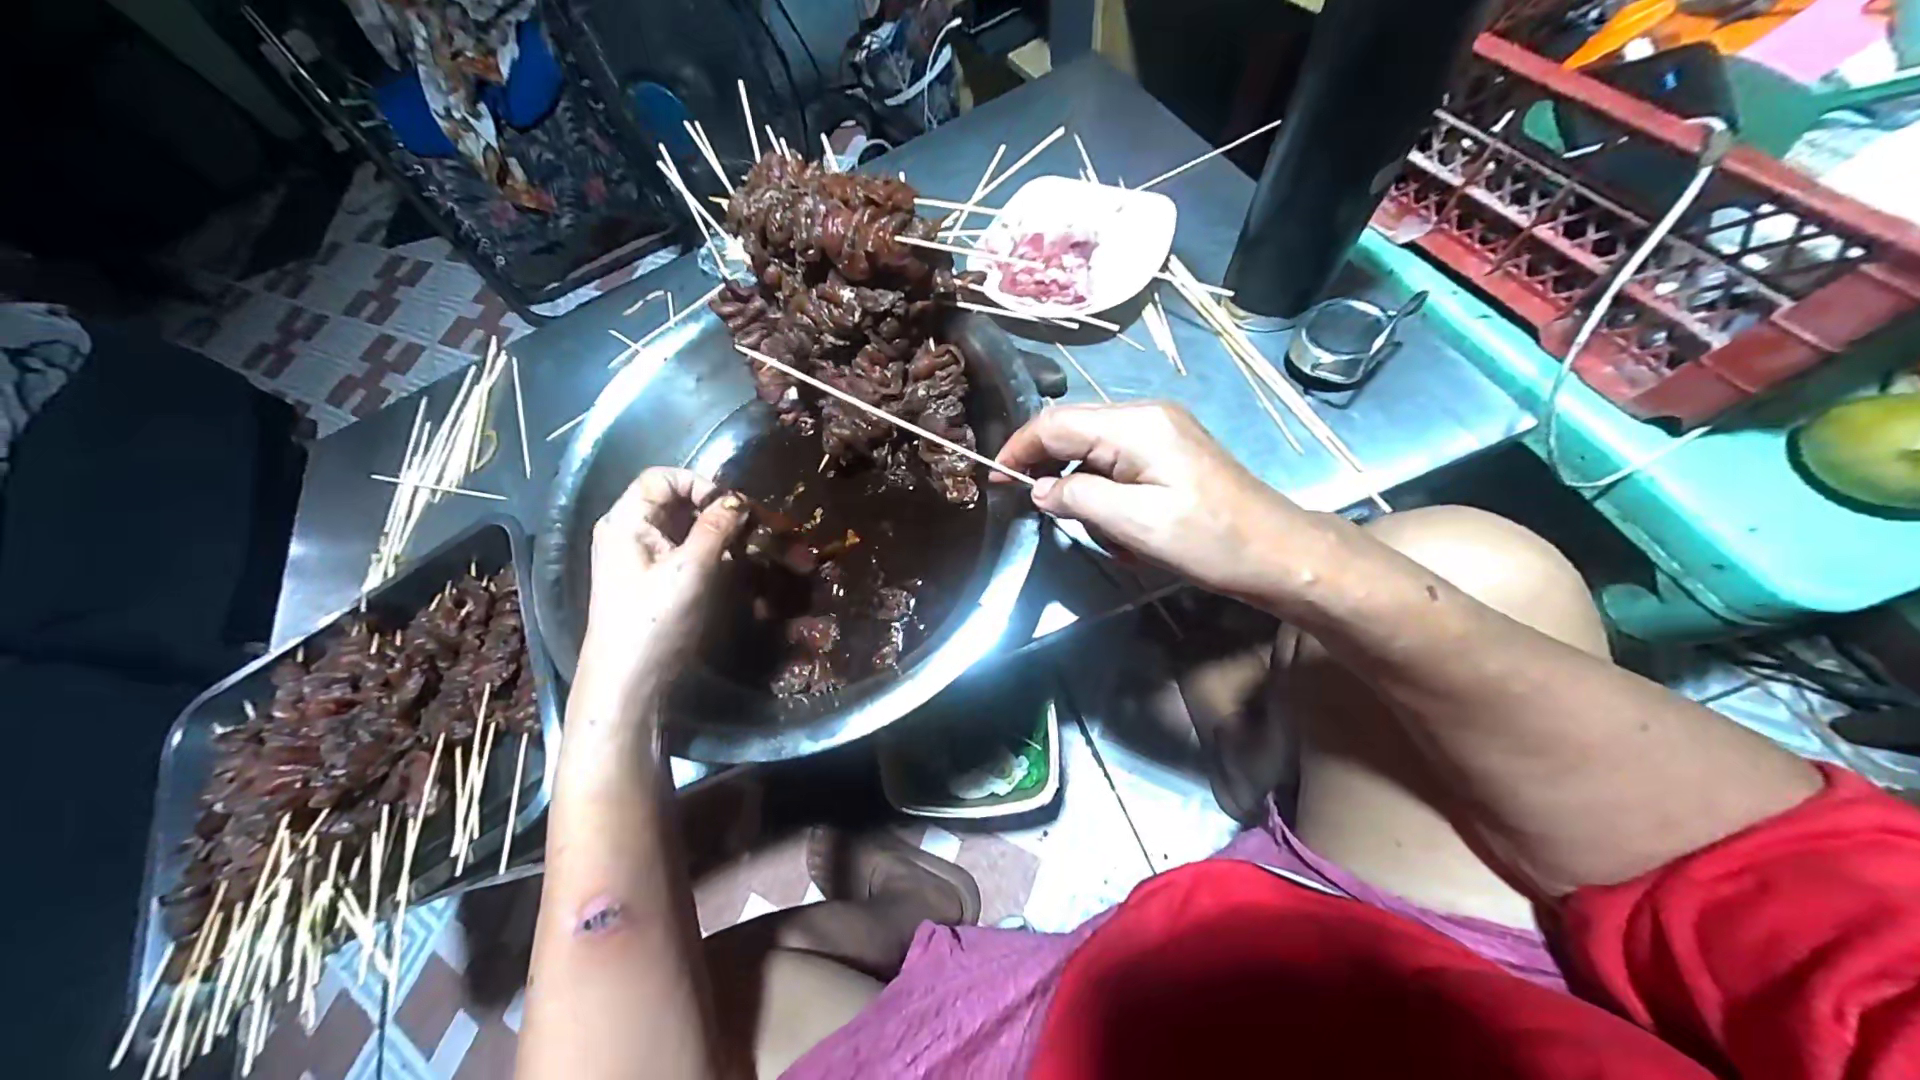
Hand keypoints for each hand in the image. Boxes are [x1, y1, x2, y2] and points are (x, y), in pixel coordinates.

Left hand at [576, 467, 747, 707]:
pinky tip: (743, 571)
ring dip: (726, 537)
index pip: (662, 478)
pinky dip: (719, 558)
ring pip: (691, 531)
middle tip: (757, 528)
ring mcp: (646, 560)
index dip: (698, 484)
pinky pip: (692, 556)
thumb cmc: (653, 620)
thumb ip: (716, 528)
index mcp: (627, 521)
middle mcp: (634, 534)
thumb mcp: (690, 569)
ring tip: (759, 551)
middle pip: (679, 504)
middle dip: (721, 513)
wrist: (629, 682)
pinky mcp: (660, 582)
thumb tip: (737, 499)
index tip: (731, 507)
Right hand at [995, 403, 1336, 608]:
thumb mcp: (1135, 523)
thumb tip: (1039, 490)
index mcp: (1136, 425)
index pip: (1056, 423)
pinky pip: (1117, 463)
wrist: (1278, 552)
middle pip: (1073, 431)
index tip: (994, 478)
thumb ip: (1078, 499)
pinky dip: (1105, 493)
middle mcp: (1146, 416)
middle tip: (1043, 513)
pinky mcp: (1168, 451)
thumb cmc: (1209, 540)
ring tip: (1102, 532)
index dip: (1019, 448)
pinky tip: (1120, 526)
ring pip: (1092, 450)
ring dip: (1082, 491)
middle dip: (1051, 471)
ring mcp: (1160, 431)